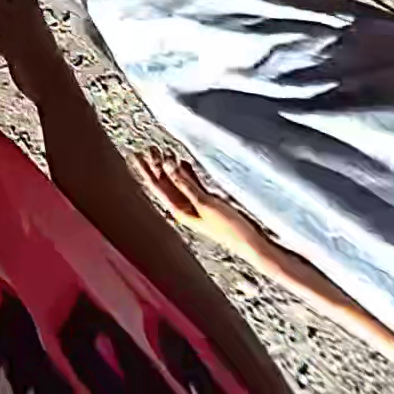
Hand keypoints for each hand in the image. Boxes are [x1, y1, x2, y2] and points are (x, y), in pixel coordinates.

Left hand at [135, 148, 271, 258]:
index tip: (135, 153)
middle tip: (151, 147)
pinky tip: (184, 161)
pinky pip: (192, 184)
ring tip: (165, 149)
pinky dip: (187, 172)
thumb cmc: (232, 228)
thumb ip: (184, 183)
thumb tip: (165, 163)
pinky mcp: (209, 203)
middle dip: (156, 164)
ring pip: (178, 181)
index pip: (156, 185)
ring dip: (171, 166)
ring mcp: (196, 205)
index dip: (145, 169)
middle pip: (165, 181)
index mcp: (178, 210)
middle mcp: (184, 207)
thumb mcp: (205, 203)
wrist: (258, 247)